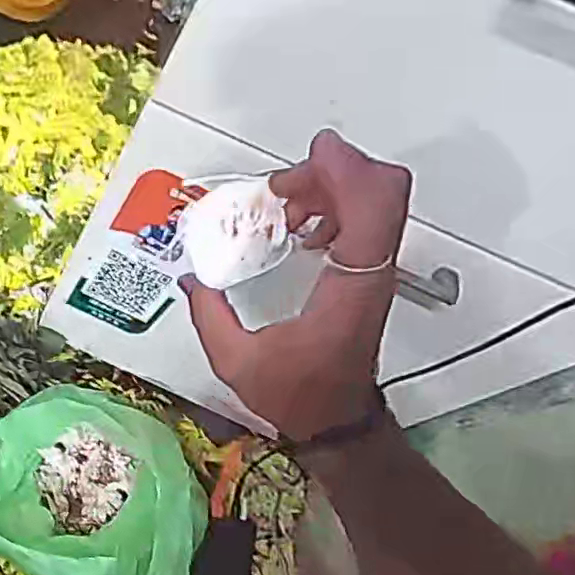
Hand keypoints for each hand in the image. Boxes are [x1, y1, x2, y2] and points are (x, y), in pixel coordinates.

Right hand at [182, 129, 410, 439]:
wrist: (335, 420)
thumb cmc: (295, 395)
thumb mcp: (236, 361)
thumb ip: (209, 315)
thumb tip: (192, 277)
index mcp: (348, 292)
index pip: (371, 210)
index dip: (347, 170)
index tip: (313, 154)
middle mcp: (372, 275)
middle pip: (381, 191)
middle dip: (332, 172)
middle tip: (282, 189)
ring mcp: (375, 273)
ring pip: (376, 200)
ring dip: (332, 187)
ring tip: (285, 207)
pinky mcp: (369, 276)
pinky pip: (366, 220)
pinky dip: (336, 206)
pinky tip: (301, 228)